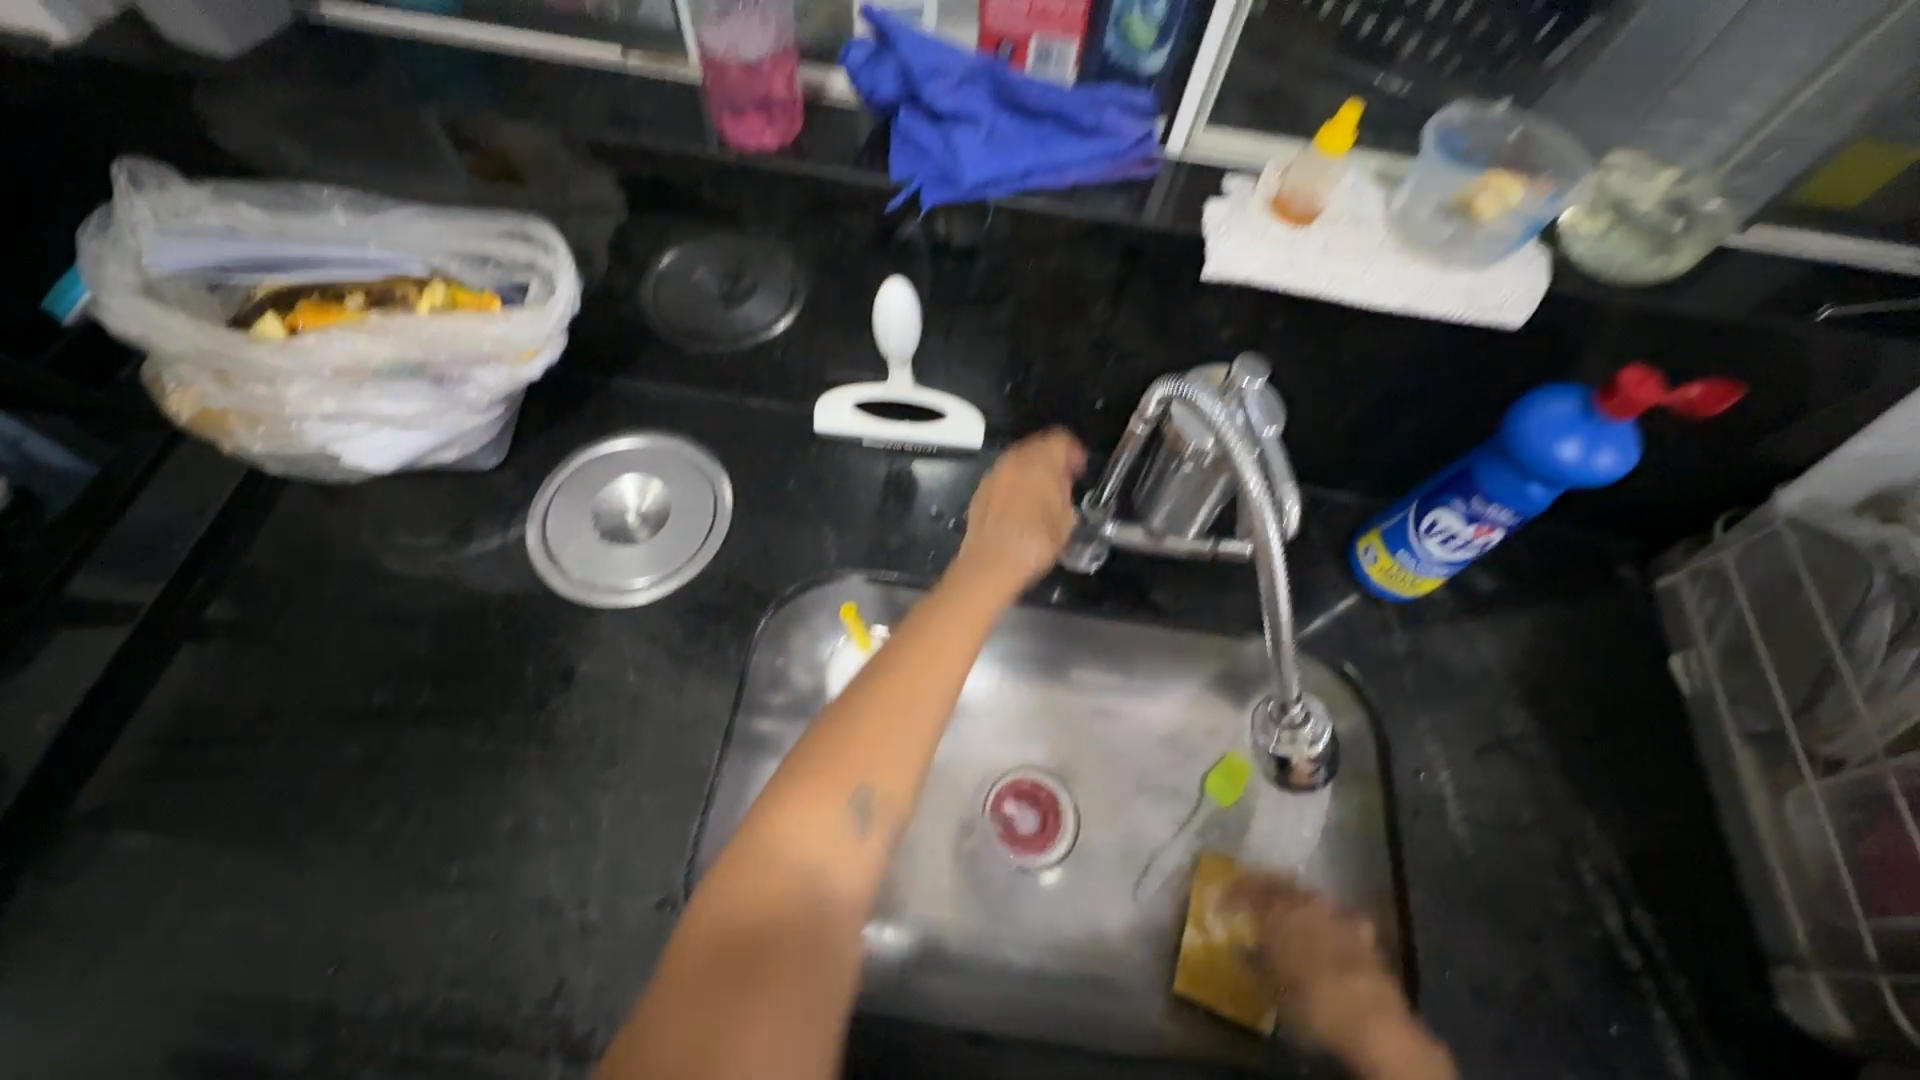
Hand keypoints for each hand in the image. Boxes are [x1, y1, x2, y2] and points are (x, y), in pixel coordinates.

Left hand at [950, 428, 1085, 599]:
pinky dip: (1015, 484)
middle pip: (1037, 446)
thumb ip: (1065, 492)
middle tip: (1063, 482)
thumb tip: (1060, 483)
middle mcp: (1014, 460)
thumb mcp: (1067, 519)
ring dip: (1032, 471)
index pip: (1061, 439)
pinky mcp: (980, 491)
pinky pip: (1003, 478)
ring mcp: (993, 474)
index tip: (1079, 471)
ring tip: (1042, 495)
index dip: (1074, 452)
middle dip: (1052, 460)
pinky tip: (1020, 507)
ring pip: (1018, 461)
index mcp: (1039, 462)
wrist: (990, 564)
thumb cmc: (1036, 543)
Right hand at [1227, 874, 1454, 1079]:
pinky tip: (1329, 936)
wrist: (1369, 1017)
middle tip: (1253, 900)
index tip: (1222, 902)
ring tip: (1290, 918)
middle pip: (1279, 884)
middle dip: (1264, 889)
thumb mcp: (1270, 987)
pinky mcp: (1363, 931)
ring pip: (1310, 898)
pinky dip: (1329, 924)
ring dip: (1297, 904)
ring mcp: (1337, 913)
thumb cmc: (1309, 1000)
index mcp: (1275, 910)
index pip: (1246, 888)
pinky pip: (1339, 918)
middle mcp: (1304, 901)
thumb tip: (1241, 950)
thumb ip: (1253, 962)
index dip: (1232, 893)